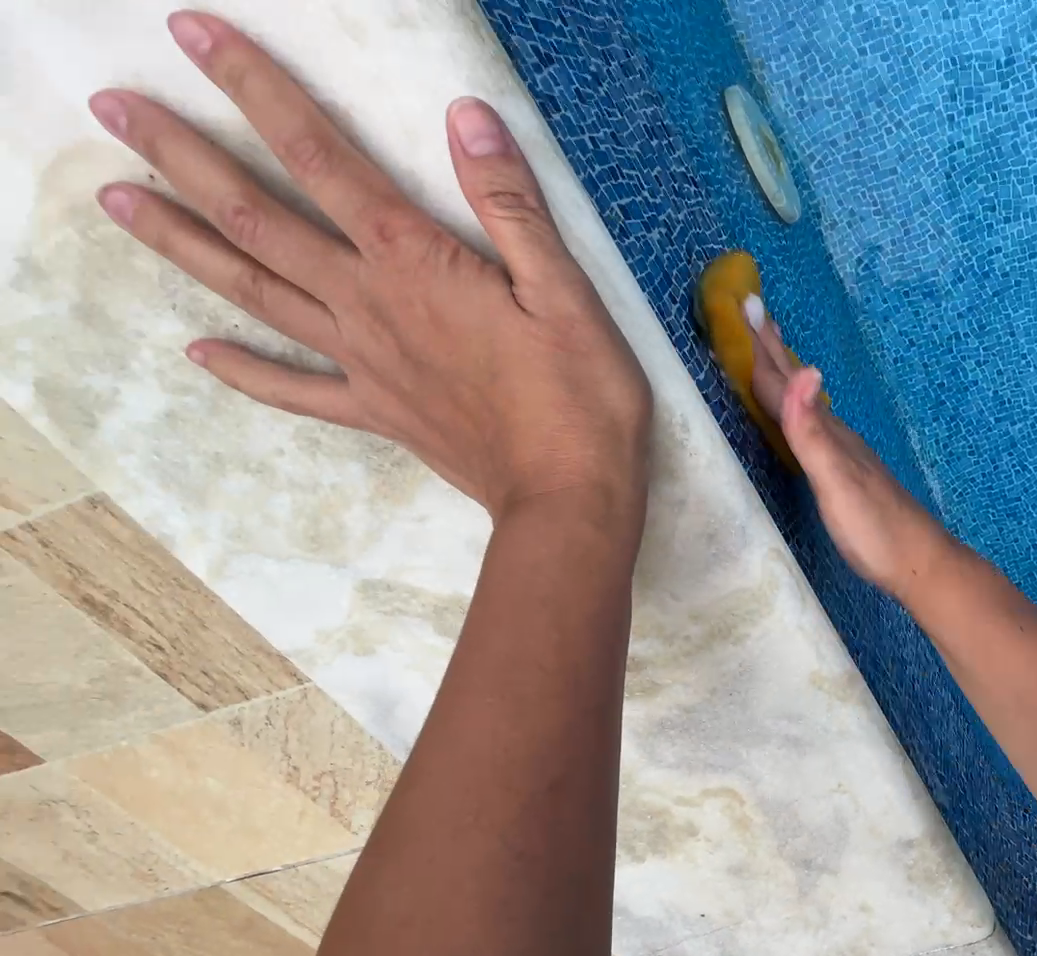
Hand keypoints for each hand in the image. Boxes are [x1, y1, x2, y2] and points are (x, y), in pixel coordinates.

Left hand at [88, 11, 651, 528]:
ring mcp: (367, 365)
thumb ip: (511, 207)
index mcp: (417, 267)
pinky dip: (246, 371)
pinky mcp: (382, 414)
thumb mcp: (568, 293)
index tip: (194, 34)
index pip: (323, 161)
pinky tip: (202, 353)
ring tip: (119, 200)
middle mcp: (371, 307)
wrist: (568, 492)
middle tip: (116, 111)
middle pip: (261, 222)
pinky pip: (297, 390)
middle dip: (187, 157)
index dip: (260, 92)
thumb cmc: (582, 395)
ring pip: (258, 294)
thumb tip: (466, 119)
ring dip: (184, 244)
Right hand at [744, 298, 954, 598]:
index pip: (786, 383)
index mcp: (828, 434)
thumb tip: (806, 371)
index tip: (744, 304)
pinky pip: (813, 428)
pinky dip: (798, 410)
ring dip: (785, 375)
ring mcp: (844, 454)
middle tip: (754, 311)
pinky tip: (803, 417)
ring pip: (806, 404)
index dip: (762, 348)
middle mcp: (836, 436)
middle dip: (773, 350)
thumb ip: (814, 433)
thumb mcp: (838, 482)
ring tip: (772, 355)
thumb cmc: (874, 529)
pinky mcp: (847, 475)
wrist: (919, 561)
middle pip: (798, 385)